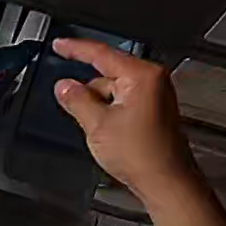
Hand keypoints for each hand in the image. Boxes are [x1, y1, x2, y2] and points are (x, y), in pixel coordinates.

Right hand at [50, 38, 197, 198]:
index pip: (102, 54)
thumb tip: (63, 86)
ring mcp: (154, 96)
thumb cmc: (141, 154)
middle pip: (107, 75)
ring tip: (97, 132)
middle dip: (87, 91)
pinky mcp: (153, 111)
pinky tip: (105, 133)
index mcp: (141, 76)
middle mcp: (152, 80)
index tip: (59, 44)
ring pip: (113, 91)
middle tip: (72, 108)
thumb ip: (77, 100)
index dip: (76, 49)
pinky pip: (123, 103)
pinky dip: (109, 113)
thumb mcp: (97, 125)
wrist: (165, 181)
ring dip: (98, 107)